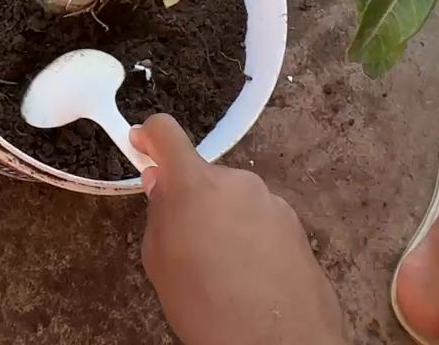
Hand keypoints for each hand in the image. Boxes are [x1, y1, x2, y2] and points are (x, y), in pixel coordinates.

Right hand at [133, 115, 345, 344]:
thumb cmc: (207, 307)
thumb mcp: (161, 263)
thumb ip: (158, 213)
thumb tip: (161, 183)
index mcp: (195, 183)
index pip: (165, 131)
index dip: (149, 136)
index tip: (141, 146)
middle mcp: (236, 181)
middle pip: (203, 176)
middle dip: (191, 199)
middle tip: (187, 242)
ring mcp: (272, 202)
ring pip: (234, 200)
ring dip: (223, 219)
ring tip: (226, 269)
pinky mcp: (298, 228)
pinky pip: (262, 221)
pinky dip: (251, 239)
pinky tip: (253, 278)